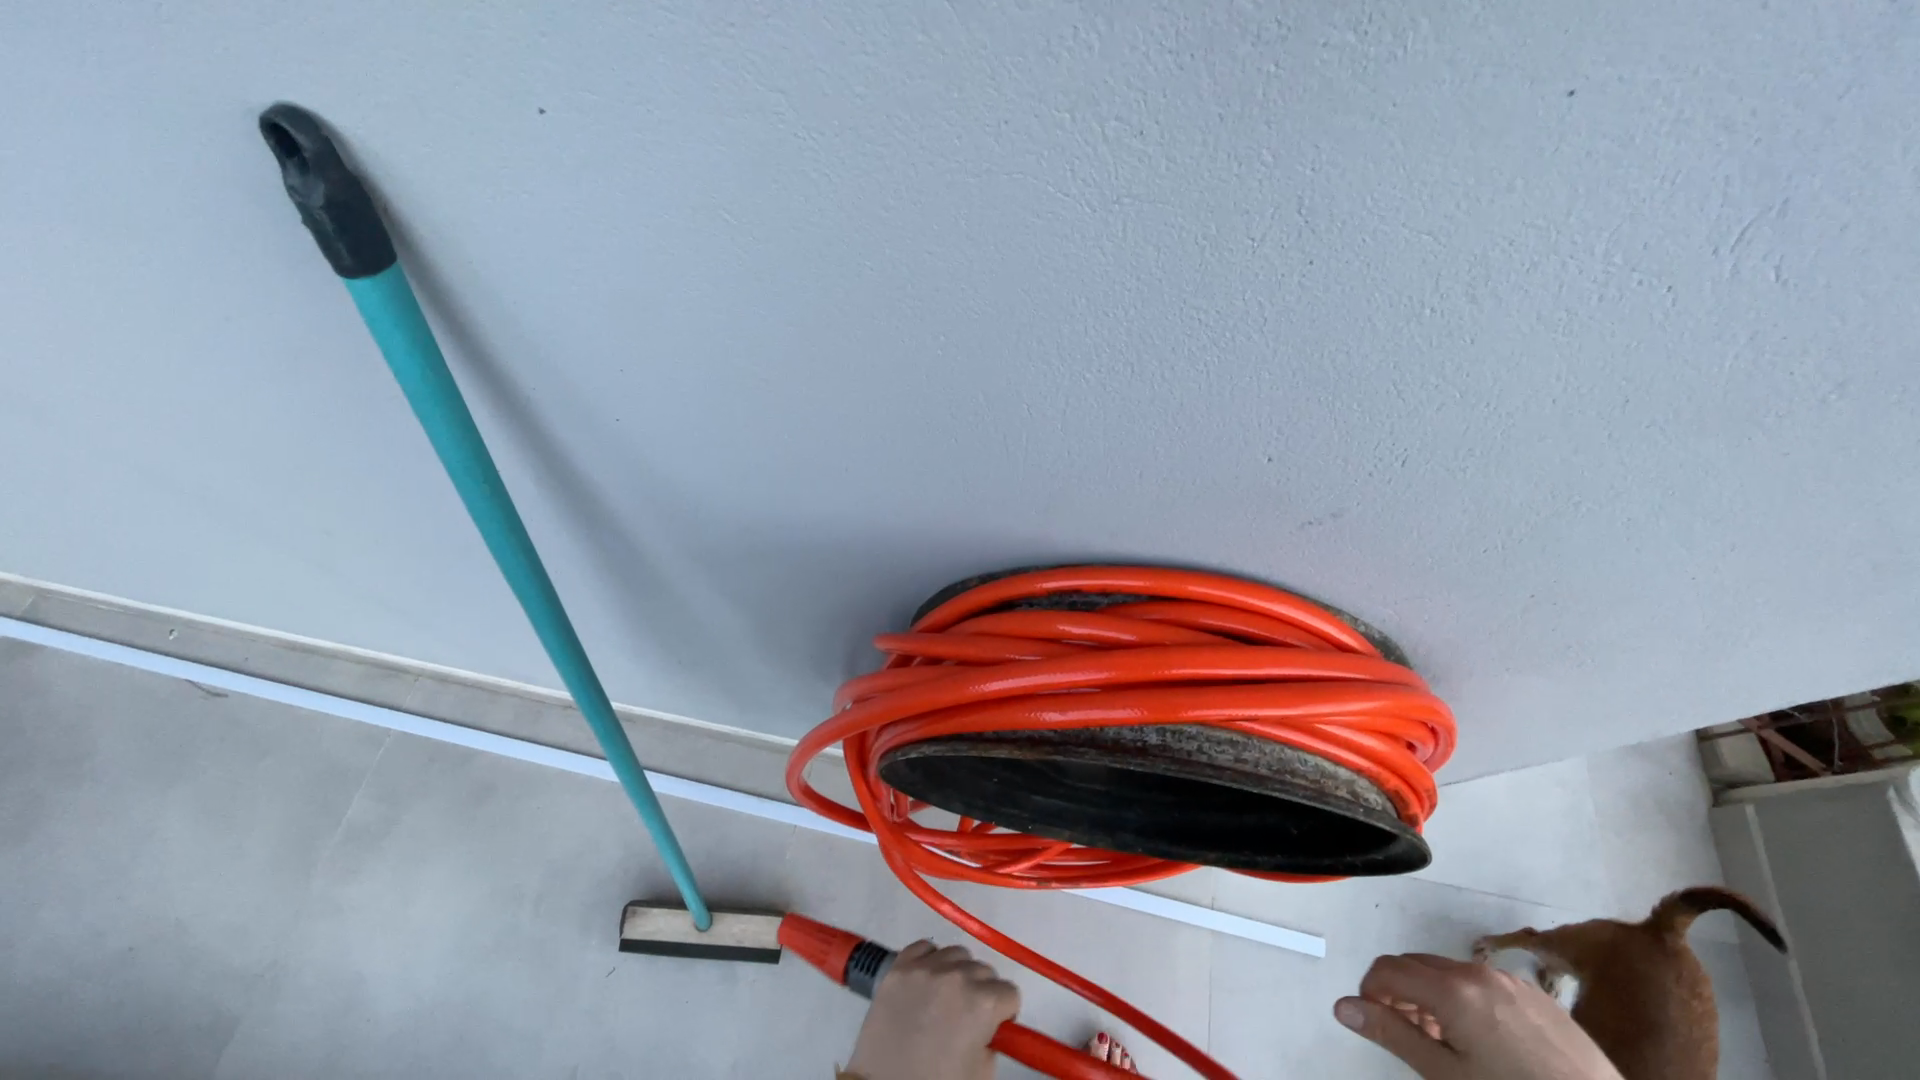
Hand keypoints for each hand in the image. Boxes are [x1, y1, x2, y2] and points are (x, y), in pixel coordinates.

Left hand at [845, 941, 1021, 1079]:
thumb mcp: (981, 1072)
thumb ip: (993, 1041)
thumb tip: (990, 1025)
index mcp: (983, 1003)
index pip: (1010, 992)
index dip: (1004, 1013)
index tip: (993, 1026)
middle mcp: (957, 976)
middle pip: (985, 971)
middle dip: (982, 992)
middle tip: (967, 1018)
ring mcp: (925, 968)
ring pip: (957, 954)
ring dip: (958, 972)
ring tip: (944, 998)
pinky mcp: (899, 966)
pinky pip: (924, 947)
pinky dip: (930, 960)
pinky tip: (926, 981)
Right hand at [1334, 954, 1623, 1079]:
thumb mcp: (1443, 1074)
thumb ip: (1391, 1033)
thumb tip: (1342, 1005)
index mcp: (1450, 989)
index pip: (1387, 969)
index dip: (1370, 992)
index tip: (1377, 1024)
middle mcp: (1477, 973)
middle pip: (1417, 965)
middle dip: (1400, 993)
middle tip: (1410, 1036)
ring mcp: (1512, 982)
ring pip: (1451, 974)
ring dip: (1434, 997)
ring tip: (1448, 1045)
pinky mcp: (1540, 997)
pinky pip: (1486, 985)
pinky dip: (1468, 1001)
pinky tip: (1488, 1044)